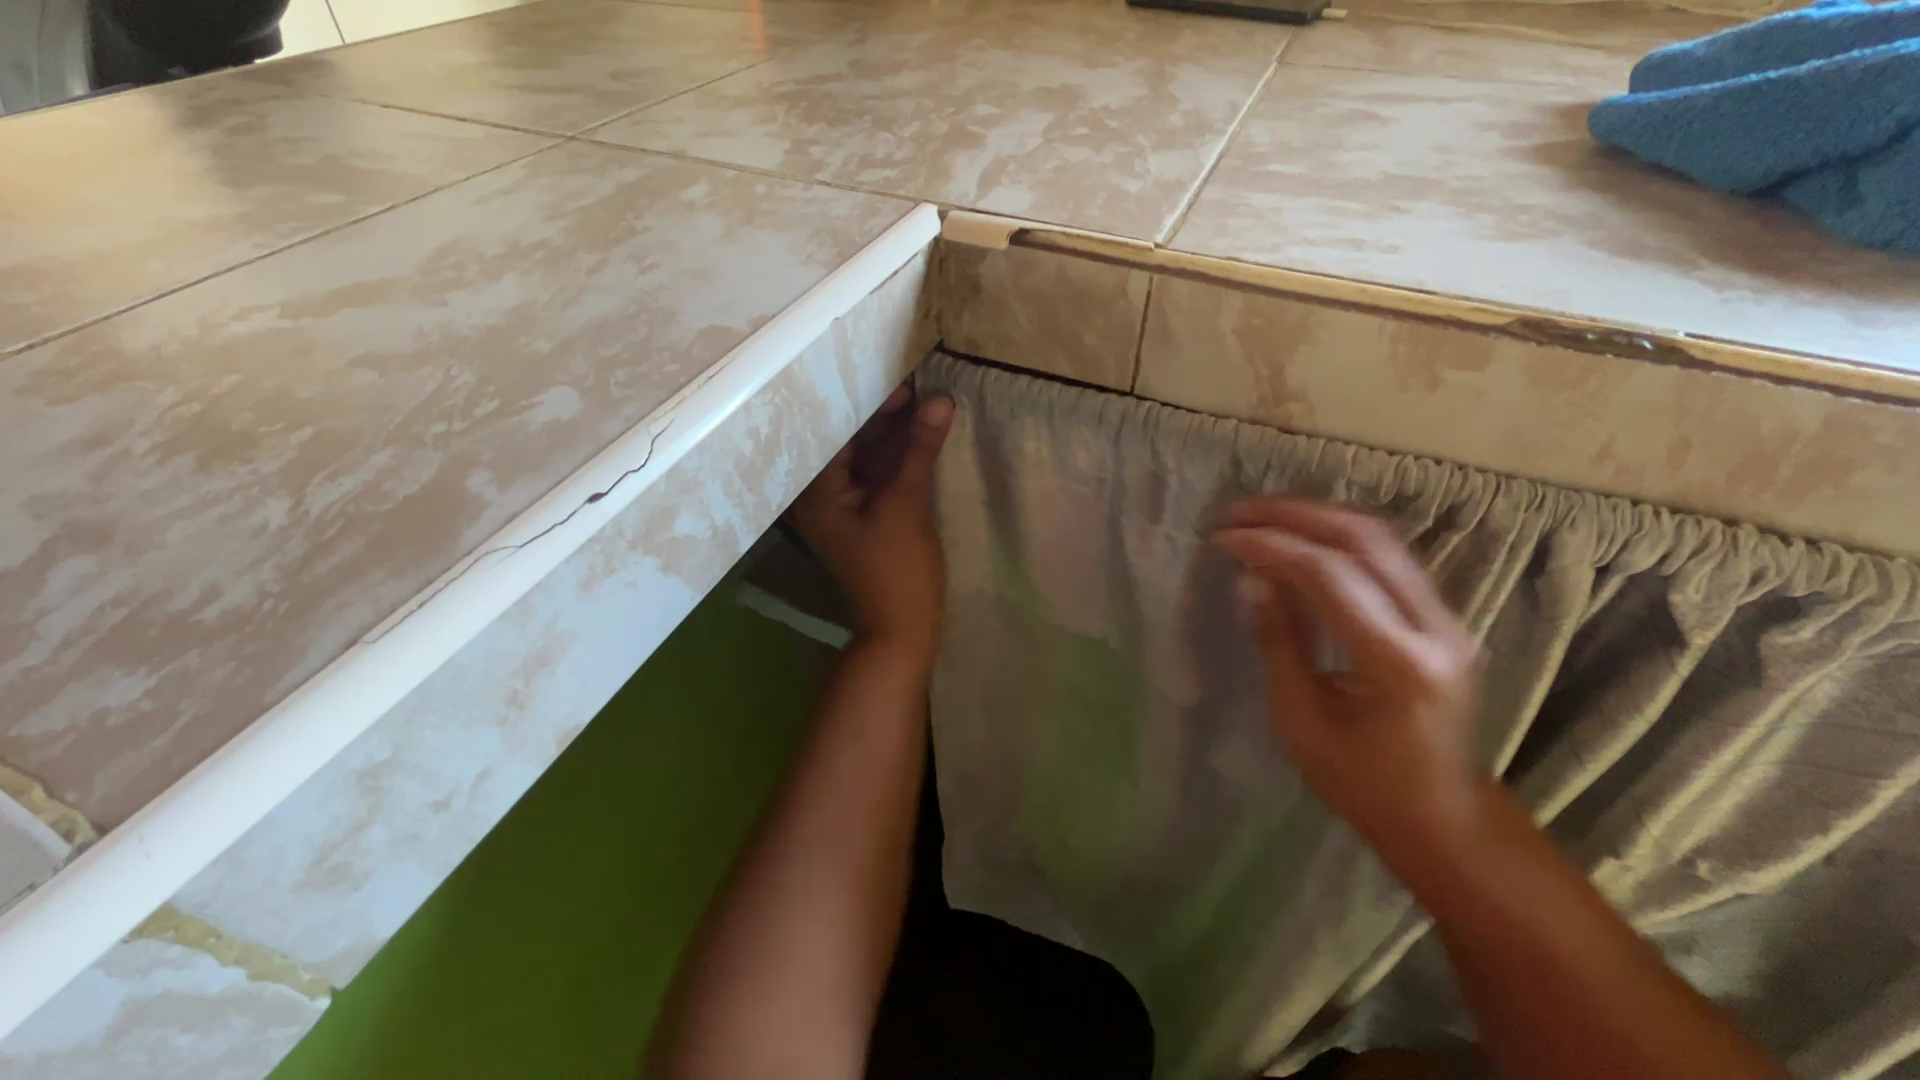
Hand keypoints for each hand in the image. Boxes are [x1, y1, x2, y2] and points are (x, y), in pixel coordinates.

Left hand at [788, 385, 953, 663]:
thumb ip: (919, 450)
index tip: (891, 376)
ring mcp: (844, 508)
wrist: (902, 629)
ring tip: (921, 399)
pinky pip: (877, 477)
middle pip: (848, 443)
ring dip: (892, 435)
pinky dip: (896, 458)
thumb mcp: (908, 504)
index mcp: (815, 492)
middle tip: (911, 382)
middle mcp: (821, 496)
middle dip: (879, 416)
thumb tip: (940, 400)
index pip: (833, 432)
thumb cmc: (896, 569)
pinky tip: (919, 434)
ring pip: (866, 459)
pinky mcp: (865, 517)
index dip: (863, 402)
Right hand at [1212, 497, 1484, 855]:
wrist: (1444, 819)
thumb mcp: (1302, 722)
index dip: (1270, 546)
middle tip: (1238, 511)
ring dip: (1318, 518)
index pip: (1329, 576)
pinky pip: (1390, 559)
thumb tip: (1253, 579)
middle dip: (1294, 515)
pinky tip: (1301, 540)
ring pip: (1383, 540)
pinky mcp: (1443, 620)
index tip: (1222, 537)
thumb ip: (1280, 642)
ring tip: (1263, 516)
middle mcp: (1435, 628)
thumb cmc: (1363, 785)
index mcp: (1397, 663)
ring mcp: (1448, 620)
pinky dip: (1340, 540)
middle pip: (1364, 539)